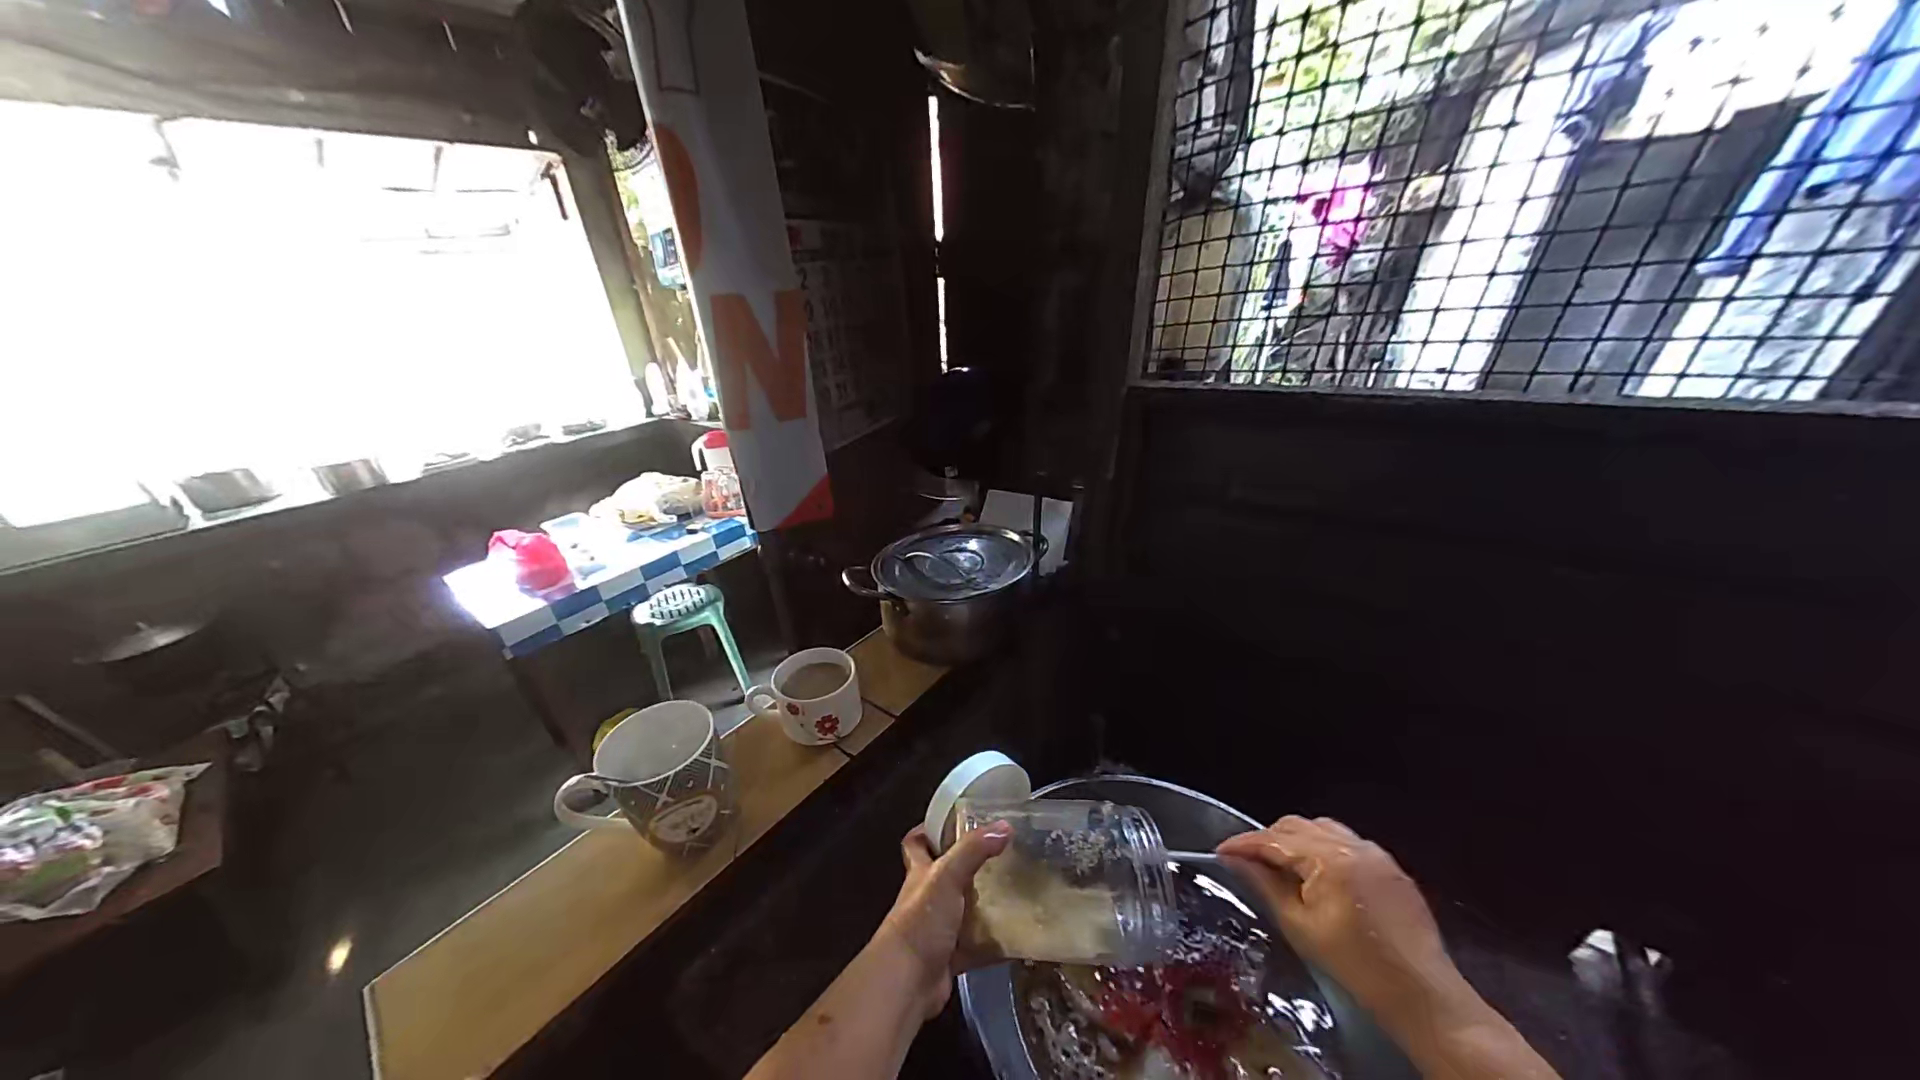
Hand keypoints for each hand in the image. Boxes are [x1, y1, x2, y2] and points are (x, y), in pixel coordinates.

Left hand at [875, 822, 1011, 1018]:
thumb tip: (1005, 825)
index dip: (930, 829)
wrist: (907, 983)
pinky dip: (993, 941)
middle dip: (968, 865)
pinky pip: (976, 944)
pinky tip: (1016, 933)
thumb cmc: (920, 921)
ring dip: (983, 902)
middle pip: (944, 874)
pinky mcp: (950, 956)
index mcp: (919, 872)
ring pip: (962, 908)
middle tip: (998, 855)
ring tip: (1014, 889)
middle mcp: (925, 897)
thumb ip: (973, 850)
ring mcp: (936, 928)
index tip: (957, 820)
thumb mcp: (946, 875)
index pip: (916, 842)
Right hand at [1215, 816, 1459, 1020]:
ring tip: (1281, 865)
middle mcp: (1353, 845)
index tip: (1221, 851)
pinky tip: (1318, 875)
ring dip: (1296, 840)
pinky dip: (1324, 849)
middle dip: (1268, 839)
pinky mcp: (1391, 868)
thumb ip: (1266, 885)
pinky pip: (1347, 843)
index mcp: (1328, 858)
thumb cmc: (1355, 966)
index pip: (1274, 839)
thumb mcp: (1299, 926)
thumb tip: (1236, 861)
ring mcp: (1376, 854)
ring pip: (1322, 829)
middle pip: (1297, 826)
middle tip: (1248, 861)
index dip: (1244, 843)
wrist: (1423, 997)